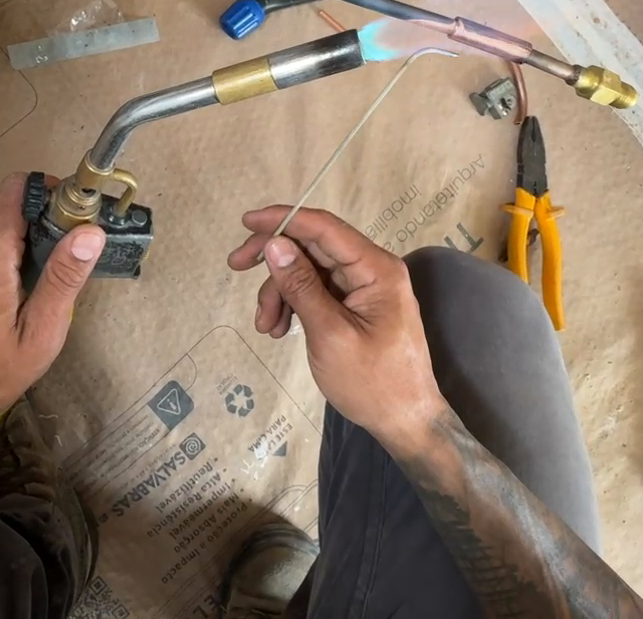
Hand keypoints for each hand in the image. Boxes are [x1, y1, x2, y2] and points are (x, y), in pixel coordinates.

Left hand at [0, 173, 103, 440]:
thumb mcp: (37, 334)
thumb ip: (62, 279)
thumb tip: (90, 233)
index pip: (17, 187)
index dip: (48, 192)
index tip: (72, 217)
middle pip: (6, 205)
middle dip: (38, 220)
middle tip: (62, 257)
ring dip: (16, 239)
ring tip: (36, 280)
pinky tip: (5, 293)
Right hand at [226, 207, 446, 450]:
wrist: (406, 424)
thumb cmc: (373, 383)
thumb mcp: (330, 335)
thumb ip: (301, 287)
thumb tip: (274, 244)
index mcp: (375, 268)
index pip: (323, 227)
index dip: (283, 218)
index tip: (246, 222)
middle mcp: (370, 268)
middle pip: (311, 245)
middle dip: (273, 258)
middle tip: (236, 265)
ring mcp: (362, 286)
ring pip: (307, 269)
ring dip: (280, 291)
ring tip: (267, 326)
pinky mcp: (352, 304)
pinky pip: (314, 289)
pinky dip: (293, 304)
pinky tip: (279, 329)